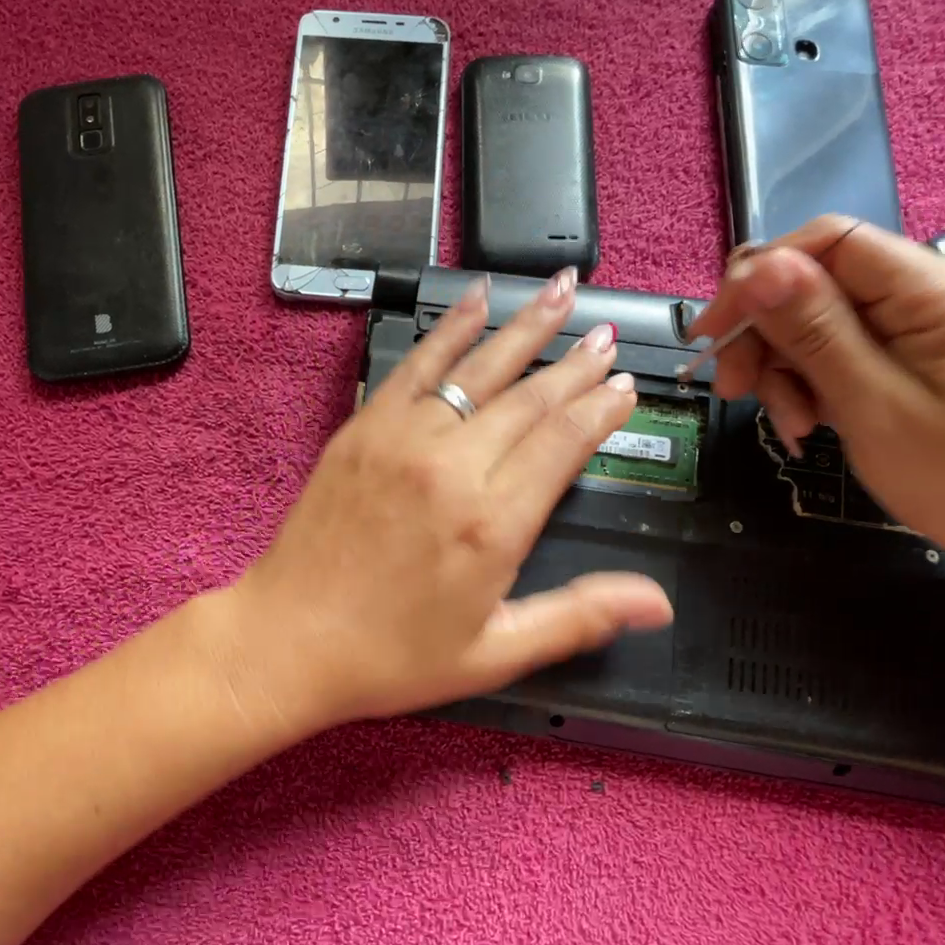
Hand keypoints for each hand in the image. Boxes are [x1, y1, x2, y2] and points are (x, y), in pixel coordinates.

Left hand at [226, 269, 672, 729]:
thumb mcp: (493, 651)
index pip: (564, 443)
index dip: (600, 410)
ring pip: (479, 369)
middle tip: (605, 335)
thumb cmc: (389, 654)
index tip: (624, 387)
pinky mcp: (363, 429)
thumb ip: (577, 616)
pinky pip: (416, 365)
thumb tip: (656, 602)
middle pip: (530, 399)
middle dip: (574, 363)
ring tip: (560, 289)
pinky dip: (449, 329)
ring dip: (524, 326)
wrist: (289, 638)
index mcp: (492, 523)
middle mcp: (451, 467)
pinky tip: (474, 299)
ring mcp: (402, 439)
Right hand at [688, 216, 944, 584]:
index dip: (759, 276)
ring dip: (790, 368)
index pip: (830, 241)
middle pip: (823, 282)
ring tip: (792, 425)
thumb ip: (814, 330)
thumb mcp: (871, 406)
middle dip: (770, 335)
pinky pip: (854, 345)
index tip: (712, 334)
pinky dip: (820, 380)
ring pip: (828, 318)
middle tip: (736, 392)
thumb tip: (759, 265)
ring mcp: (942, 319)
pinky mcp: (935, 348)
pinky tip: (813, 420)